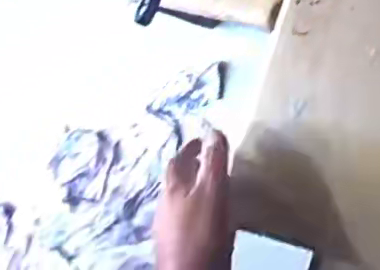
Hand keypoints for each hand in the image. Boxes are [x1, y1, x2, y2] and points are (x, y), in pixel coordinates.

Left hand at [154, 130, 231, 269]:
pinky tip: (210, 218)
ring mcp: (165, 230)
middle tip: (214, 163)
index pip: (178, 159)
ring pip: (180, 201)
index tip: (207, 140)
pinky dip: (196, 211)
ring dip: (195, 190)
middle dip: (194, 169)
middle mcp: (164, 206)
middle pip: (177, 180)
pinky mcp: (172, 249)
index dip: (192, 147)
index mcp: (171, 188)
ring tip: (216, 189)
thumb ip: (214, 159)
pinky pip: (184, 220)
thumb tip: (213, 131)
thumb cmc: (201, 232)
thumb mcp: (213, 189)